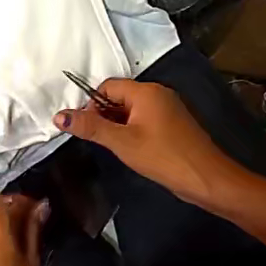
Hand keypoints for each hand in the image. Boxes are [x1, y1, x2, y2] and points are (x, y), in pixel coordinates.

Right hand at [54, 78, 249, 209]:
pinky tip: (131, 149)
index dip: (91, 105)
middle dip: (103, 115)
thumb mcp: (121, 142)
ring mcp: (167, 108)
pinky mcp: (172, 124)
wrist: (206, 178)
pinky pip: (143, 119)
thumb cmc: (163, 156)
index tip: (85, 128)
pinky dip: (131, 131)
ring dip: (117, 125)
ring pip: (130, 110)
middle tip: (98, 140)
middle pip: (118, 96)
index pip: (106, 86)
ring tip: (114, 147)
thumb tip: (59, 116)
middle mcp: (158, 94)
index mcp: (145, 91)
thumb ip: (90, 127)